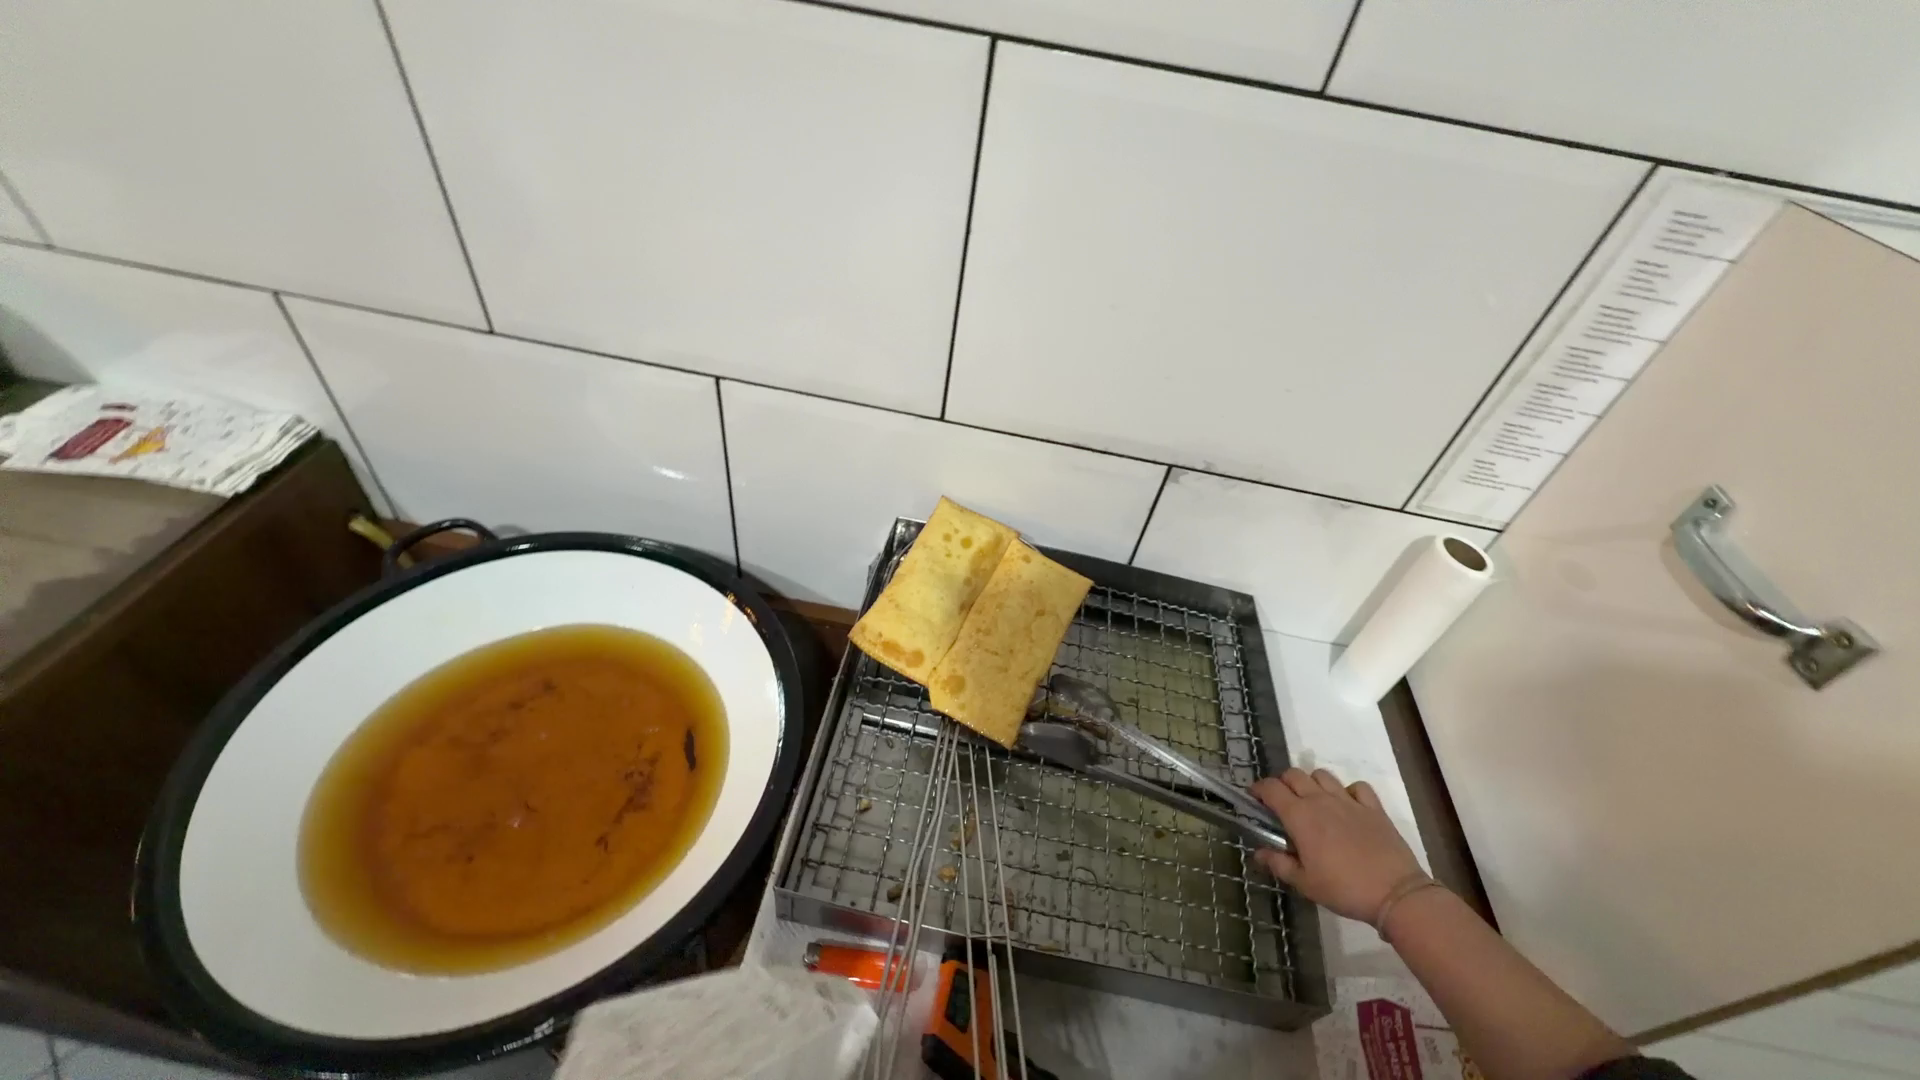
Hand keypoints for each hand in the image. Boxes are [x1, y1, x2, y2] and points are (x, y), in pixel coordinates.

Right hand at [1251, 767, 1424, 921]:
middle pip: (1294, 774)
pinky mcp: (1373, 808)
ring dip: (1312, 783)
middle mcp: (1321, 800)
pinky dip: (1347, 791)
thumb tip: (1257, 853)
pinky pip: (1357, 787)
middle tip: (1281, 803)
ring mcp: (1349, 801)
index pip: (1271, 788)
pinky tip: (1347, 806)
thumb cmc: (1343, 889)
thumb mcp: (1305, 883)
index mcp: (1300, 816)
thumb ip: (1278, 863)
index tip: (1253, 799)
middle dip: (1282, 783)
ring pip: (1323, 775)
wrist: (1395, 893)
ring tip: (1313, 802)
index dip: (1258, 789)